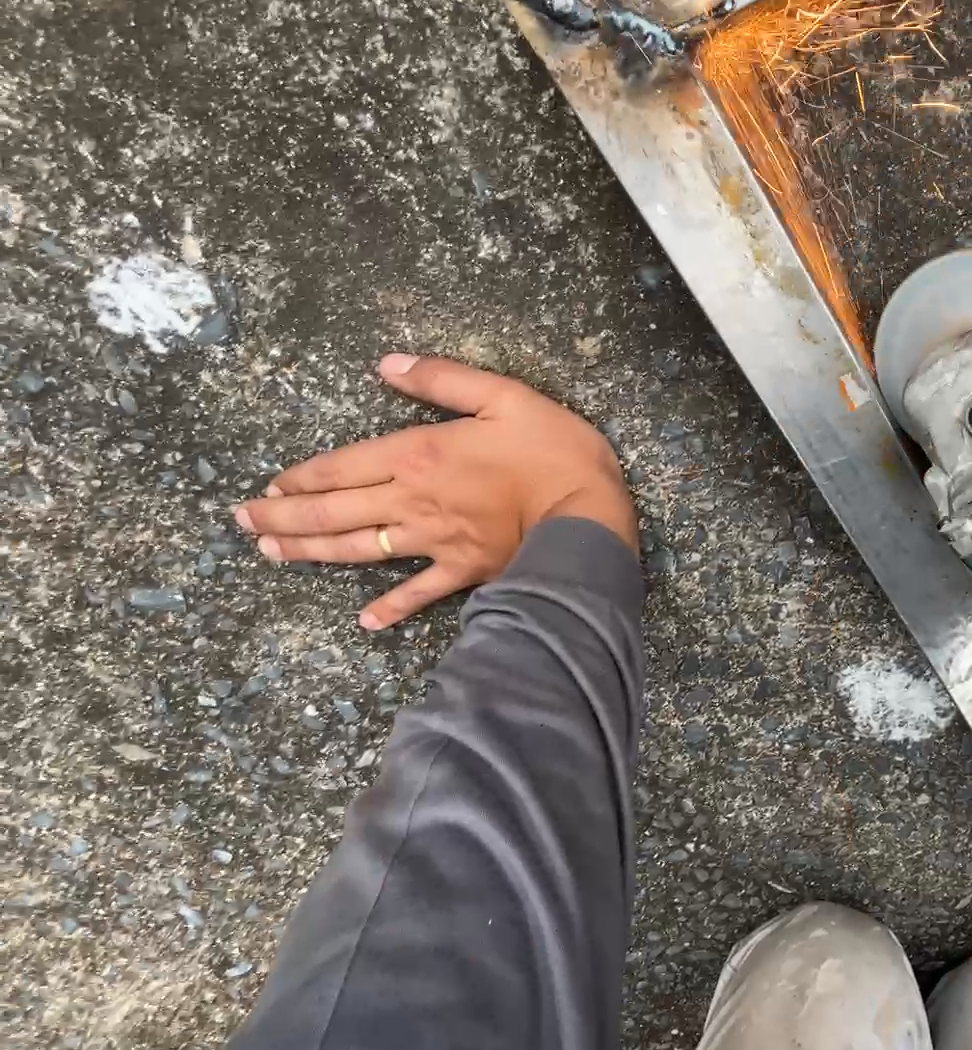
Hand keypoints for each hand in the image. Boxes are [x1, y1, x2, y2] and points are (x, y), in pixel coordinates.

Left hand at [234, 353, 638, 630]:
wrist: (589, 513)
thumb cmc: (555, 451)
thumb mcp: (508, 397)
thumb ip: (446, 379)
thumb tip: (387, 364)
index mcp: (418, 454)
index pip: (342, 466)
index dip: (301, 476)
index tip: (270, 485)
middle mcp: (412, 500)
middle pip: (333, 510)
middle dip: (282, 515)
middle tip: (243, 521)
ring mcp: (435, 541)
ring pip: (358, 548)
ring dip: (310, 551)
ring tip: (271, 553)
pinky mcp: (464, 570)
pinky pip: (419, 593)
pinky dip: (391, 609)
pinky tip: (365, 622)